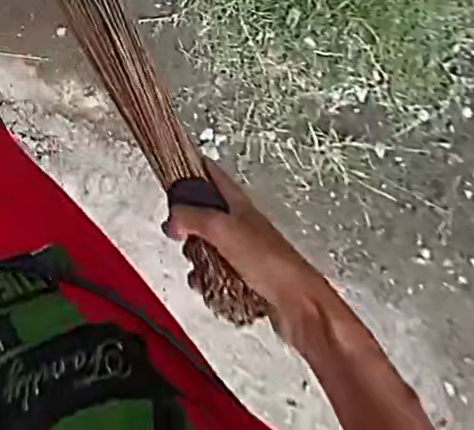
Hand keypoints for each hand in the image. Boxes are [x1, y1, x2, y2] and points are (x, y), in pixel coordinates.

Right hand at [164, 158, 336, 349]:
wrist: (301, 308)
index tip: (178, 165)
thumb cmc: (274, 263)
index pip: (212, 174)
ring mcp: (245, 252)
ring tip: (201, 265)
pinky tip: (211, 286)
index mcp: (238, 204)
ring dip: (197, 257)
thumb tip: (172, 220)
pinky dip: (208, 280)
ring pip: (206, 246)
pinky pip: (215, 274)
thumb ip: (189, 217)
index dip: (194, 166)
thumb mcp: (220, 228)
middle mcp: (241, 224)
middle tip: (184, 232)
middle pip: (202, 214)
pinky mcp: (246, 279)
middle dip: (187, 226)